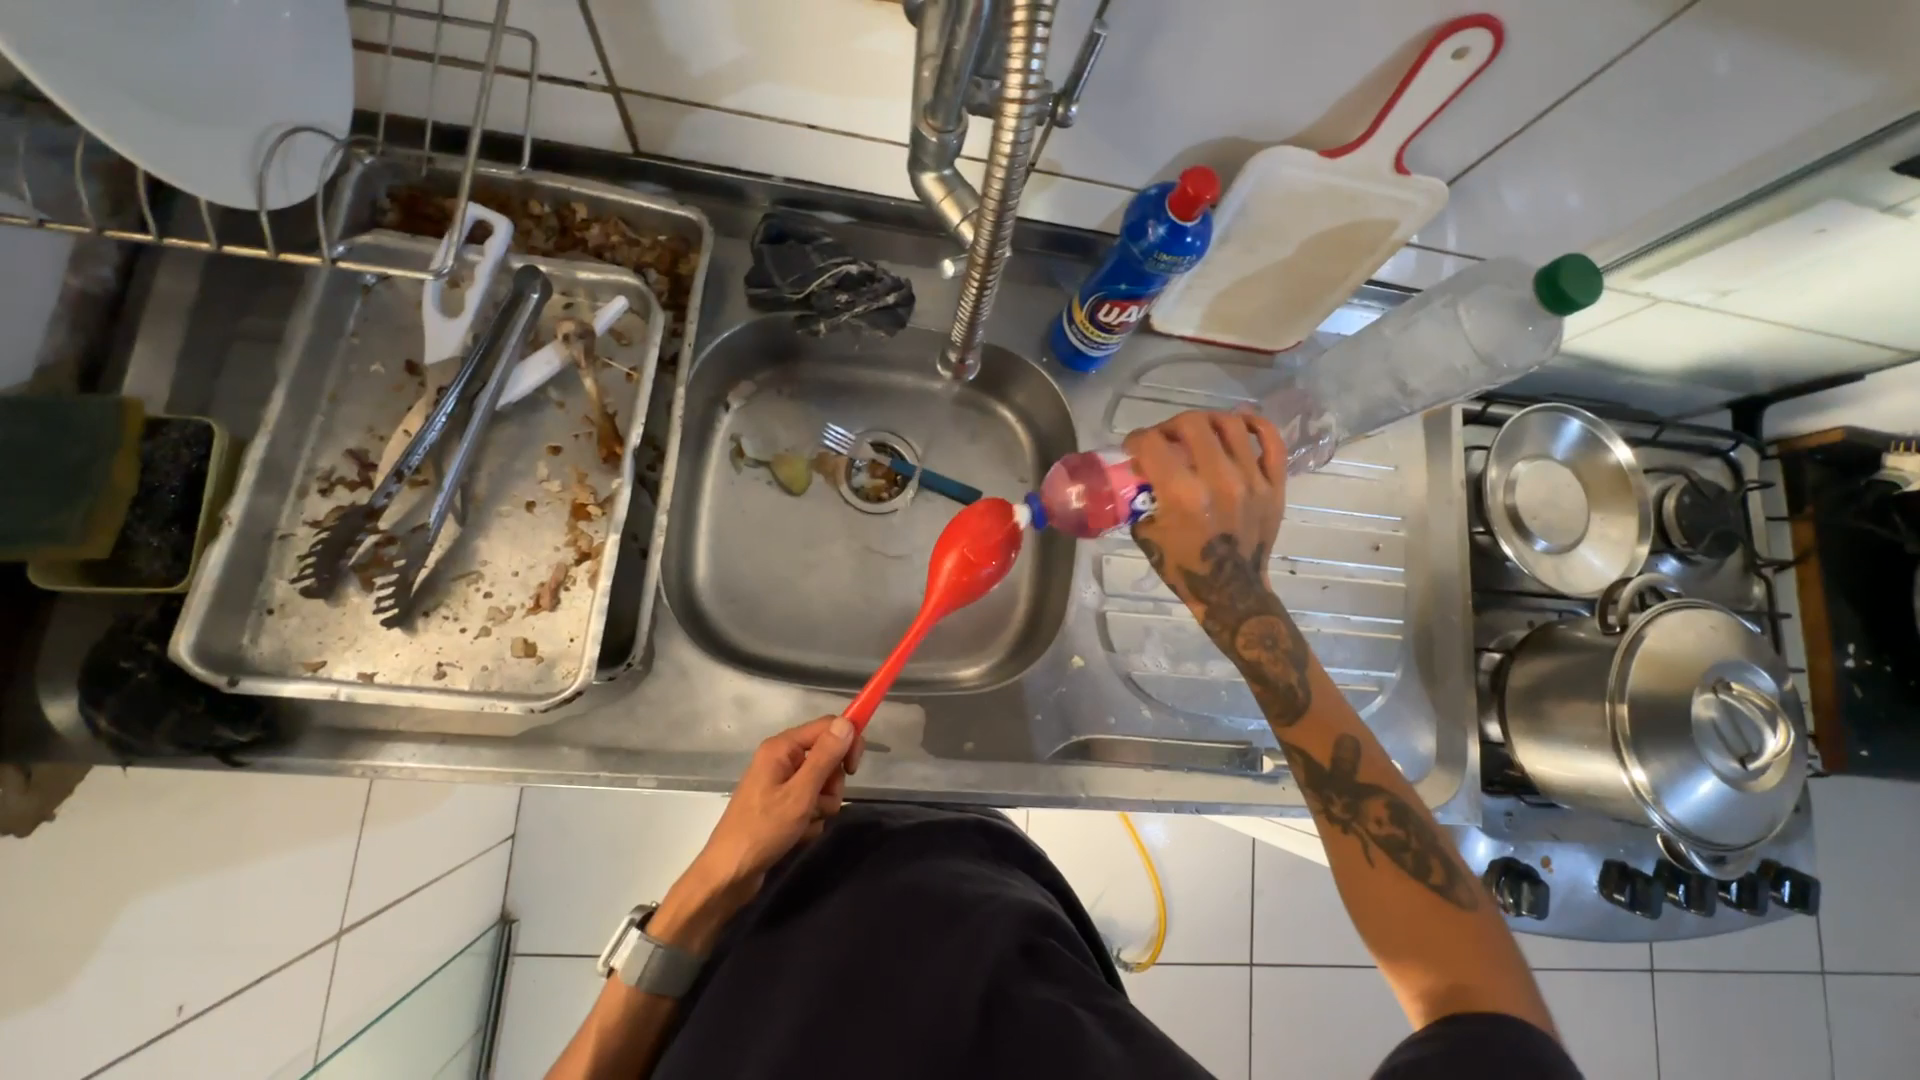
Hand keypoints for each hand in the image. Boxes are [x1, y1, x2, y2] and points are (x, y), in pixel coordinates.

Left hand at [650, 716, 861, 952]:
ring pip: (822, 784)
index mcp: (782, 748)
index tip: (854, 769)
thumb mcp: (800, 794)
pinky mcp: (782, 805)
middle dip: (831, 783)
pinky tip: (798, 834)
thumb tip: (847, 722)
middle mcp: (781, 759)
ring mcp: (781, 783)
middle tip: (820, 803)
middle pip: (827, 757)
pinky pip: (811, 803)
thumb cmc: (763, 830)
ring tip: (805, 823)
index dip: (846, 742)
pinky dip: (811, 818)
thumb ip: (825, 757)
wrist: (730, 873)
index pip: (827, 727)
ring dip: (822, 805)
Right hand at [1125, 409, 1287, 601]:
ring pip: (1230, 424)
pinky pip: (1272, 441)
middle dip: (1169, 426)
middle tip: (1165, 439)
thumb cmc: (1185, 568)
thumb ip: (1144, 501)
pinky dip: (1255, 424)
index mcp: (1182, 495)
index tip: (1134, 447)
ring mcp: (1251, 480)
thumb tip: (1141, 474)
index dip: (1136, 440)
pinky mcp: (1274, 485)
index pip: (1153, 444)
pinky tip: (1238, 423)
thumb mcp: (1149, 536)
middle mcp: (1218, 479)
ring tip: (1198, 432)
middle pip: (1191, 424)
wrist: (1232, 593)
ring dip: (1206, 421)